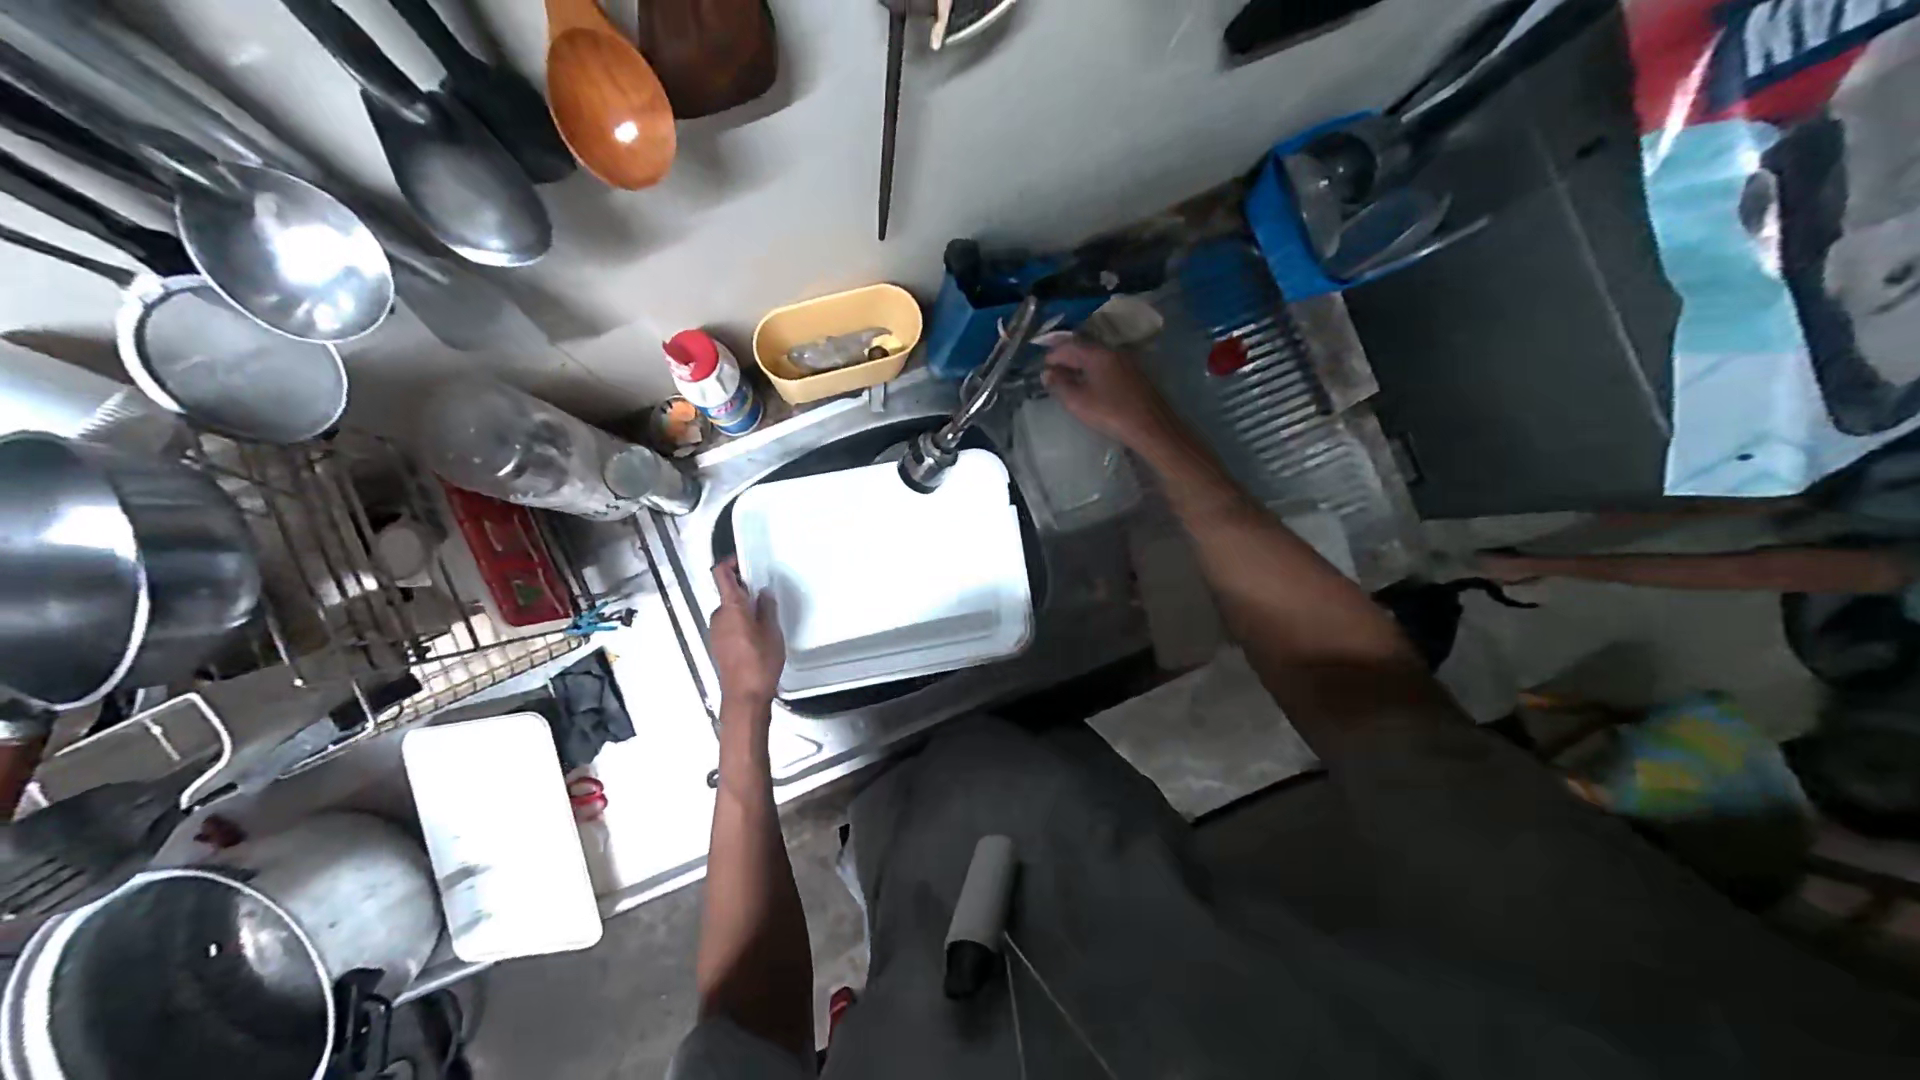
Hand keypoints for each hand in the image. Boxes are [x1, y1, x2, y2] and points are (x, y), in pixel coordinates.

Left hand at [711, 559, 784, 711]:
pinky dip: (742, 620)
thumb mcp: (772, 631)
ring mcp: (716, 631)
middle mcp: (718, 616)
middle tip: (767, 591)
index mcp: (730, 607)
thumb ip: (767, 608)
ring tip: (768, 614)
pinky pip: (730, 623)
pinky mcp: (720, 644)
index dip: (730, 562)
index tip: (745, 560)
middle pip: (728, 592)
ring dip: (745, 606)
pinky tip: (759, 632)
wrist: (744, 696)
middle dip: (745, 588)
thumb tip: (763, 592)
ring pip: (730, 609)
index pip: (721, 574)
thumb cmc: (760, 661)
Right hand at [1042, 339, 1180, 453]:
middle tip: (1053, 371)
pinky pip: (1107, 366)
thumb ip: (1059, 384)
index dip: (1053, 355)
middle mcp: (1112, 352)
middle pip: (1084, 349)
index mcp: (1097, 354)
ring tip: (1068, 378)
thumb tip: (1047, 373)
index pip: (1069, 346)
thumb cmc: (1109, 412)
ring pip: (1096, 358)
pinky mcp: (1134, 375)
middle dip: (1066, 358)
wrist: (1150, 426)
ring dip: (1080, 365)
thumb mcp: (1077, 401)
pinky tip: (1090, 384)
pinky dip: (1093, 371)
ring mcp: (1126, 362)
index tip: (1043, 366)